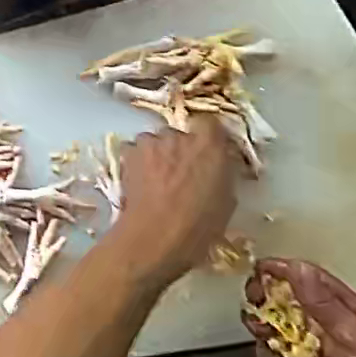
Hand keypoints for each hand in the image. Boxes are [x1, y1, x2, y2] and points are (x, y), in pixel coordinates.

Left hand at [107, 117, 238, 283]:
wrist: (158, 232)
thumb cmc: (201, 223)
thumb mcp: (226, 198)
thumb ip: (221, 172)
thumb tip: (216, 166)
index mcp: (210, 146)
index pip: (210, 124)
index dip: (207, 136)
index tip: (207, 151)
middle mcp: (179, 137)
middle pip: (178, 134)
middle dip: (179, 148)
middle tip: (179, 172)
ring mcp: (150, 142)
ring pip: (154, 141)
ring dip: (157, 153)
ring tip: (156, 178)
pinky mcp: (128, 152)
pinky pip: (134, 149)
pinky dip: (137, 160)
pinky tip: (139, 179)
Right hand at [244, 258, 355, 356]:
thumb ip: (324, 305)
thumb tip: (297, 266)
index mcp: (352, 316)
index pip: (313, 280)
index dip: (285, 271)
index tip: (259, 269)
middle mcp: (328, 329)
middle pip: (283, 301)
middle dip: (266, 302)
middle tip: (256, 306)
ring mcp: (310, 352)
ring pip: (270, 328)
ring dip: (268, 336)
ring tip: (275, 345)